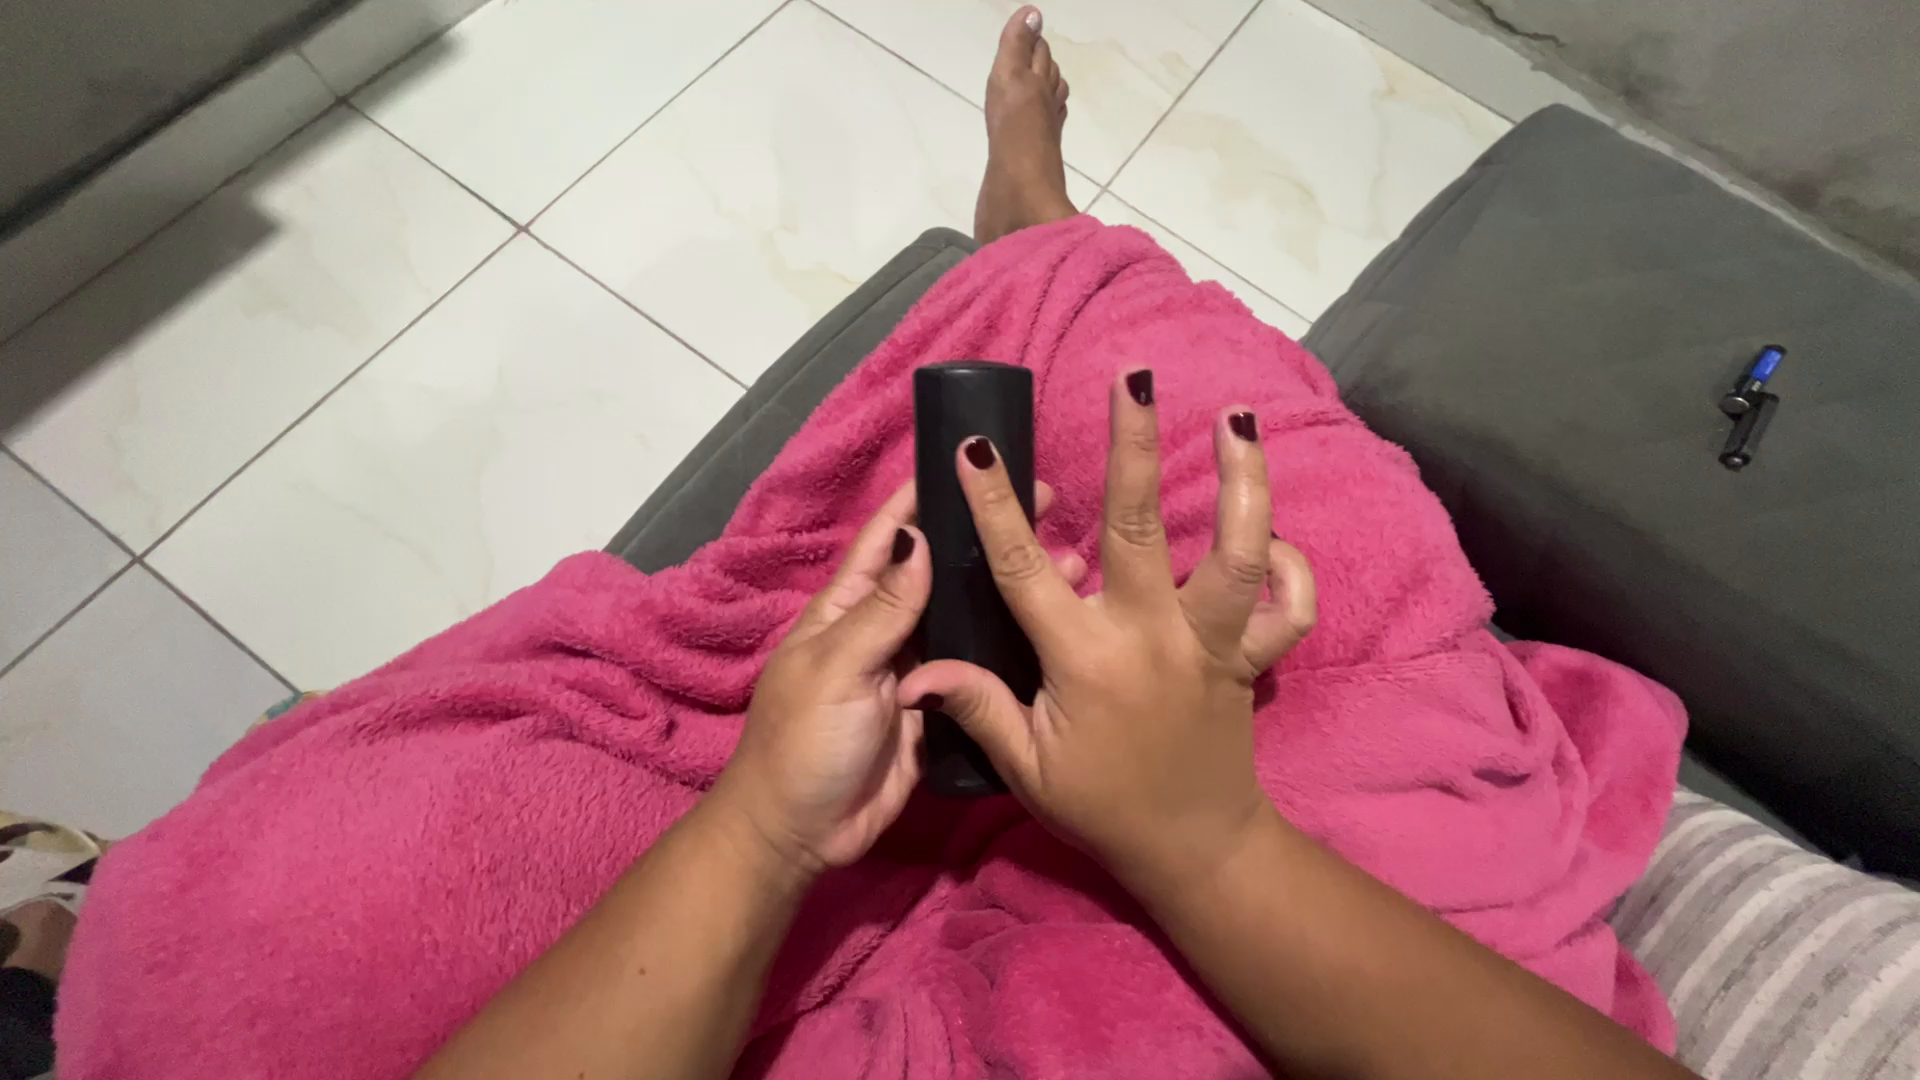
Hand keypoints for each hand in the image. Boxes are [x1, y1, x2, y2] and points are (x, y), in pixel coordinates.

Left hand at [715, 480, 1081, 874]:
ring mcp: (916, 668)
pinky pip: (975, 668)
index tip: (971, 462)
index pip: (888, 537)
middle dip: (983, 540)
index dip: (923, 498)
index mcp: (849, 607)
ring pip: (965, 618)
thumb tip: (917, 538)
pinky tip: (1051, 630)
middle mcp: (886, 628)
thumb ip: (881, 610)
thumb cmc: (804, 743)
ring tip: (1070, 564)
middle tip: (1047, 508)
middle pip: (938, 573)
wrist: (803, 835)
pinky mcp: (939, 706)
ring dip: (1006, 592)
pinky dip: (1010, 646)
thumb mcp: (837, 669)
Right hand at [898, 370, 1316, 893]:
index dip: (995, 505)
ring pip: (1233, 551)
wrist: (1195, 848)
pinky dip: (1293, 569)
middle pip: (1138, 525)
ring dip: (1240, 482)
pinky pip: (1289, 609)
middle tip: (1133, 376)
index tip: (977, 448)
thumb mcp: (1027, 765)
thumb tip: (916, 673)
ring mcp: (1209, 642)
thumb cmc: (1101, 806)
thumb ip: (977, 705)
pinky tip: (1276, 538)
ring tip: (1239, 419)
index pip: (1024, 567)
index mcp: (1084, 657)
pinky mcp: (1249, 659)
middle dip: (1133, 444)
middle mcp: (1149, 634)